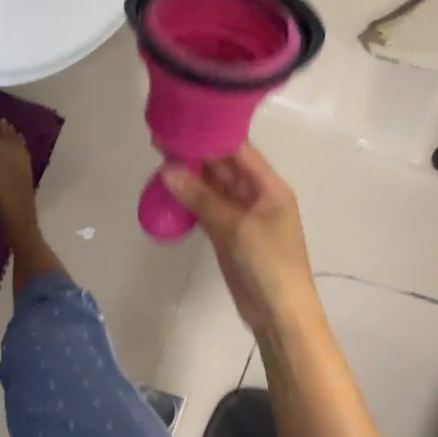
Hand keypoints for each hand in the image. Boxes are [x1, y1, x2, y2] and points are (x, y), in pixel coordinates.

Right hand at [163, 144, 314, 336]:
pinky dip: (187, 198)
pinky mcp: (227, 233)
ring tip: (157, 158)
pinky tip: (166, 189)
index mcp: (269, 186)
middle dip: (194, 153)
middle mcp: (255, 195)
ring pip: (211, 186)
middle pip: (222, 166)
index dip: (211, 134)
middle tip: (160, 139)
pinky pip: (205, 207)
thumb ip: (201, 197)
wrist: (280, 314)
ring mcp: (240, 214)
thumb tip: (167, 169)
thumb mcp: (236, 227)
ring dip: (188, 175)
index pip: (238, 149)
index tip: (182, 122)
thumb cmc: (268, 264)